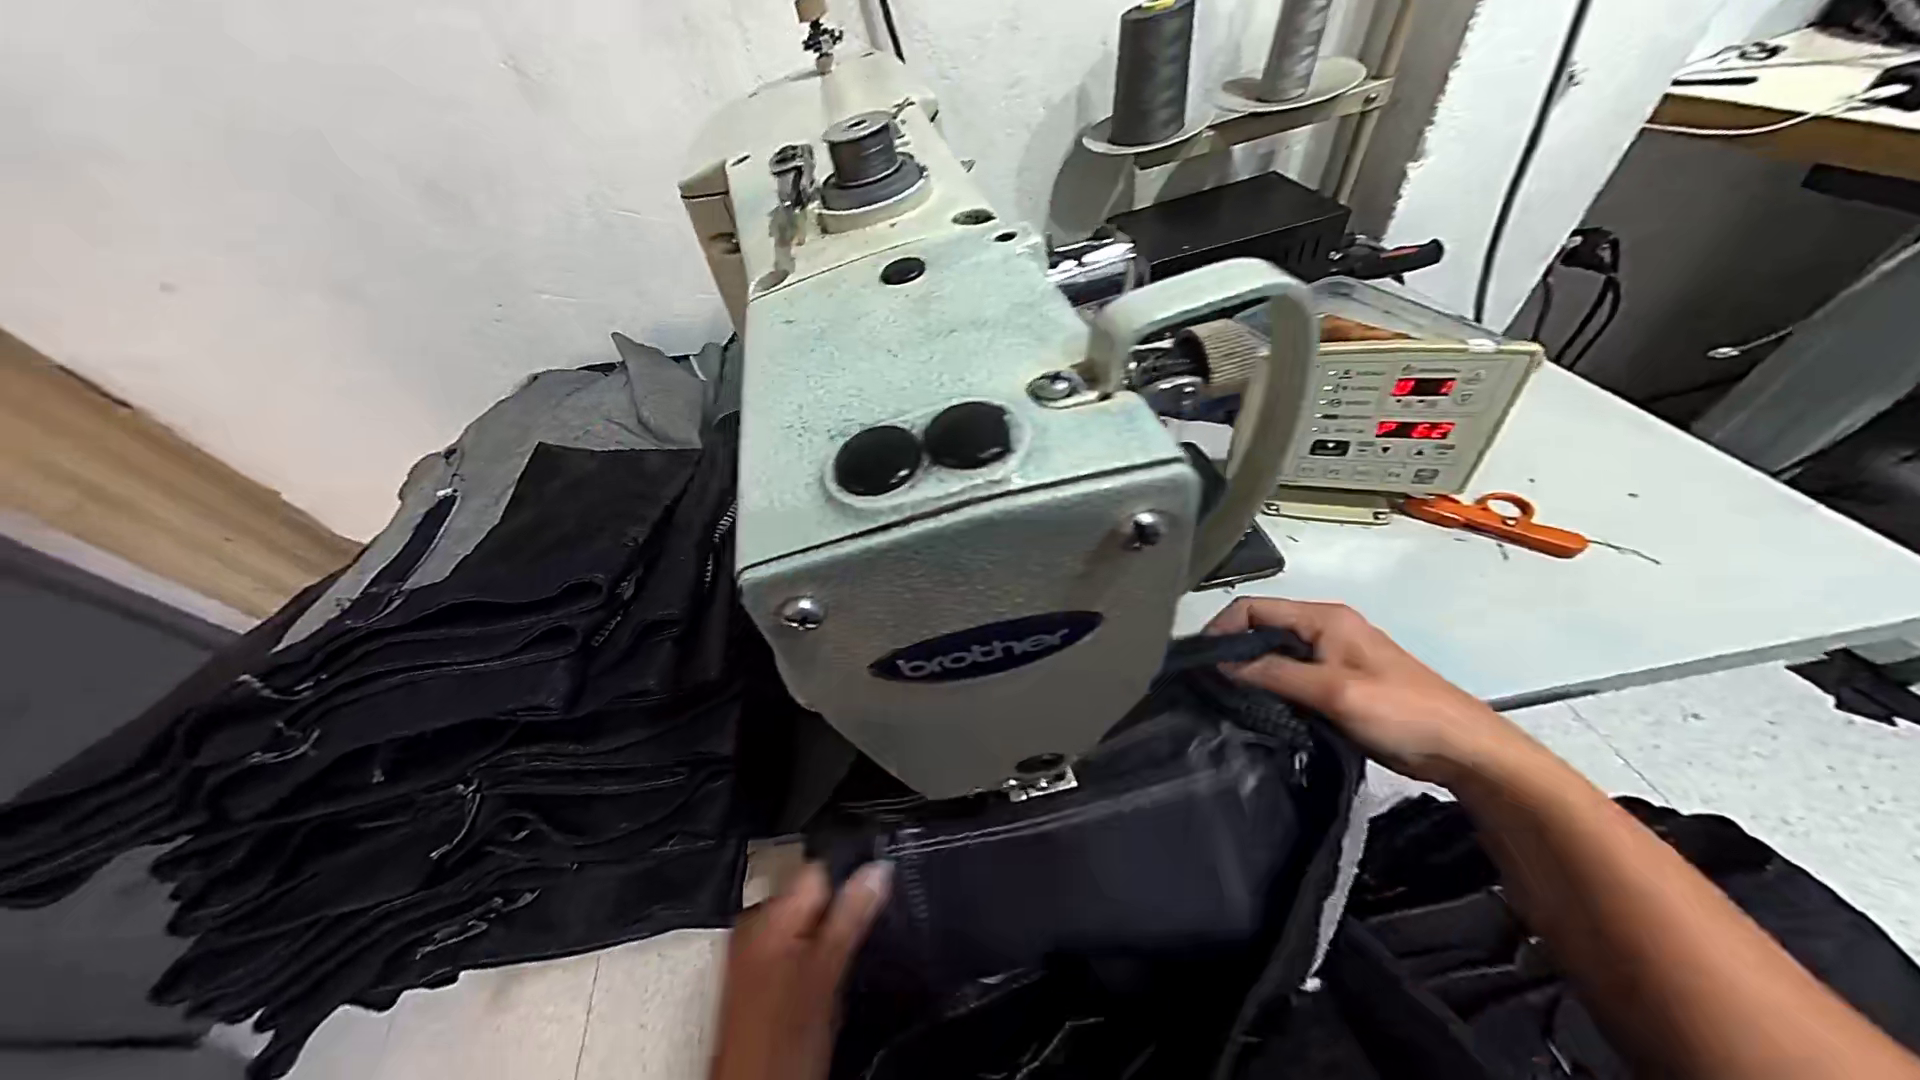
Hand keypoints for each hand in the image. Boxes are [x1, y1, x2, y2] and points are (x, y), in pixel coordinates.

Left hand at [709, 861, 892, 1079]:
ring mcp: (751, 950)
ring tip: (835, 972)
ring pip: (805, 922)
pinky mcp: (754, 975)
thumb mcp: (828, 971)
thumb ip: (853, 914)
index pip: (819, 867)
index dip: (851, 878)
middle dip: (838, 912)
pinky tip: (818, 986)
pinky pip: (792, 945)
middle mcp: (754, 924)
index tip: (872, 896)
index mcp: (768, 913)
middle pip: (811, 894)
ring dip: (826, 937)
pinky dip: (811, 957)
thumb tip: (880, 869)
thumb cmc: (784, 1041)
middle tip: (853, 944)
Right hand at [1204, 597, 1528, 783]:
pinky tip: (1257, 704)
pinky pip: (1289, 672)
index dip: (1222, 628)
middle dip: (1231, 649)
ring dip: (1249, 668)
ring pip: (1273, 651)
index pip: (1254, 607)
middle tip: (1208, 680)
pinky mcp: (1336, 679)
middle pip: (1261, 626)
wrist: (1463, 749)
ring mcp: (1331, 653)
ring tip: (1226, 694)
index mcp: (1324, 618)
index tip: (1200, 660)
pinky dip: (1269, 683)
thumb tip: (1221, 663)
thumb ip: (1274, 674)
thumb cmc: (1401, 711)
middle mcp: (1324, 627)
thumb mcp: (1333, 691)